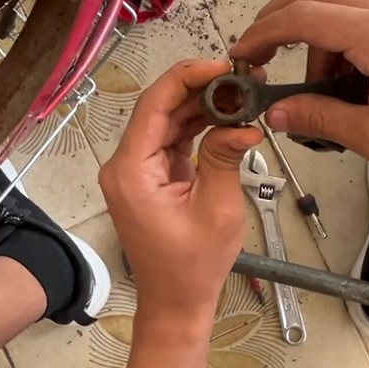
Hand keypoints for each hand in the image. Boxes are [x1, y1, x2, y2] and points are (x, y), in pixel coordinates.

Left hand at [100, 60, 262, 316]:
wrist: (175, 302)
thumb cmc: (191, 267)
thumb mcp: (218, 209)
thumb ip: (225, 157)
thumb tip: (243, 123)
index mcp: (131, 171)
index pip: (155, 104)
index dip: (189, 77)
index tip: (223, 65)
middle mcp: (125, 165)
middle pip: (160, 108)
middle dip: (201, 88)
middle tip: (241, 77)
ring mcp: (135, 170)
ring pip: (168, 121)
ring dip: (202, 105)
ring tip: (241, 92)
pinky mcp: (149, 177)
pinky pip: (171, 139)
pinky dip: (197, 127)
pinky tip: (226, 115)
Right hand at [229, 0, 368, 194]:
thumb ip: (321, 119)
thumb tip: (277, 112)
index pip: (302, 16)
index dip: (262, 34)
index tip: (240, 57)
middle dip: (277, 22)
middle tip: (259, 58)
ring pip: (336, 5)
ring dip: (314, 41)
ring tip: (324, 95)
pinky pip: (361, 19)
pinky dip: (339, 44)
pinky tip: (350, 86)